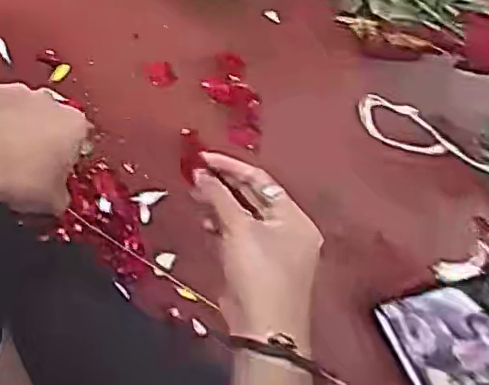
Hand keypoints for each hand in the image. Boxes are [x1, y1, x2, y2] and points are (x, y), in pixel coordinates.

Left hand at [0, 84, 89, 212]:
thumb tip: (59, 197)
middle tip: (37, 166)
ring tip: (12, 154)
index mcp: (75, 125)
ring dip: (27, 127)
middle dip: (50, 140)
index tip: (63, 173)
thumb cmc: (19, 176)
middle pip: (58, 122)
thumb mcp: (55, 203)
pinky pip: (6, 106)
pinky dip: (3, 119)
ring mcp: (24, 92)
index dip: (74, 159)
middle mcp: (53, 101)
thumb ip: (65, 196)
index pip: (83, 141)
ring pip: (32, 111)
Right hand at [193, 153, 321, 346]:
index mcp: (293, 218)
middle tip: (194, 173)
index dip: (230, 166)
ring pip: (240, 213)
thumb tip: (199, 171)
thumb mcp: (238, 227)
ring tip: (195, 193)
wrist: (262, 331)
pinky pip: (236, 232)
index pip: (260, 179)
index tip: (203, 157)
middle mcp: (286, 229)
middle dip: (221, 184)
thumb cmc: (259, 272)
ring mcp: (271, 246)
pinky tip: (204, 220)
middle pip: (250, 195)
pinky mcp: (255, 261)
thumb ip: (218, 194)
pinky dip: (219, 224)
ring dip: (217, 203)